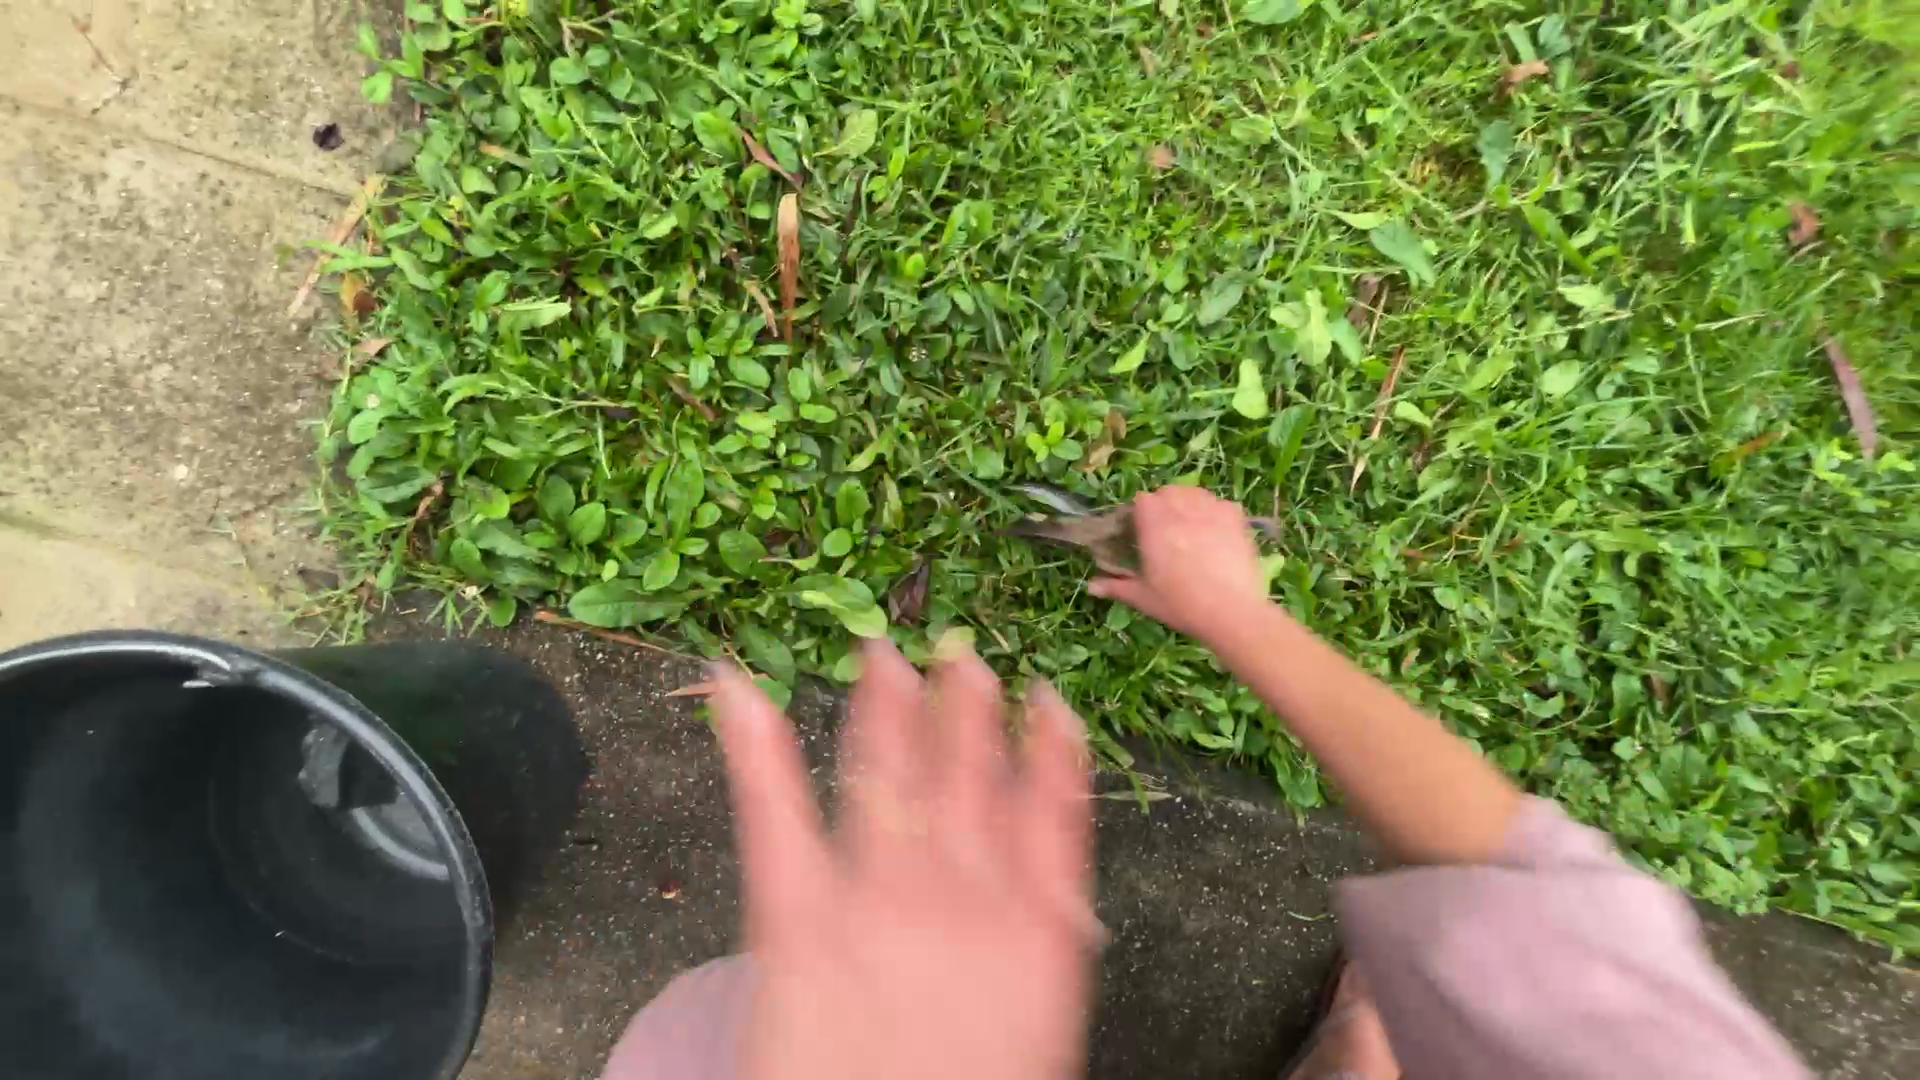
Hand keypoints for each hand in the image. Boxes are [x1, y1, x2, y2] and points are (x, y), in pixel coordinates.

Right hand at [710, 638, 1098, 1079]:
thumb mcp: (791, 1007)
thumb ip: (790, 903)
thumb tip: (783, 844)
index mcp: (809, 927)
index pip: (773, 802)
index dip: (760, 734)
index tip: (745, 675)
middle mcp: (893, 899)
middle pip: (888, 772)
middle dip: (892, 703)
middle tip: (895, 644)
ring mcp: (978, 908)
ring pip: (967, 780)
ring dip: (967, 713)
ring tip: (968, 658)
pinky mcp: (1049, 930)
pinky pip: (1055, 826)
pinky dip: (1058, 763)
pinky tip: (1059, 713)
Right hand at [1089, 486, 1269, 646]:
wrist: (1231, 613)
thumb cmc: (1181, 605)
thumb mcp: (1144, 597)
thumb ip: (1117, 586)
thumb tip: (1090, 586)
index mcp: (1155, 524)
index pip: (1142, 500)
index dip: (1140, 513)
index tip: (1141, 530)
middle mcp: (1182, 510)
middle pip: (1169, 492)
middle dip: (1164, 504)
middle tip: (1165, 530)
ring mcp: (1212, 511)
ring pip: (1195, 494)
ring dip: (1188, 503)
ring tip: (1190, 526)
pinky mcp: (1237, 519)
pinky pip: (1221, 504)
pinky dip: (1215, 511)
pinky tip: (1215, 532)